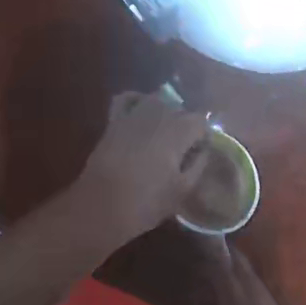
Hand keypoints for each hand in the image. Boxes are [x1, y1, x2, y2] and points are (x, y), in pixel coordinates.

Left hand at [70, 91, 210, 243]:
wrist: (101, 205)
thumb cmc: (147, 201)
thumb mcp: (182, 190)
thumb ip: (198, 164)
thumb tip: (203, 149)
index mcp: (178, 130)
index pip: (200, 121)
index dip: (202, 138)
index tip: (198, 155)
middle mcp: (158, 113)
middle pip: (179, 110)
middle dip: (184, 127)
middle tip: (181, 152)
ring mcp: (133, 114)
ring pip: (157, 101)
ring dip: (164, 114)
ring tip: (162, 137)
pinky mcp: (114, 120)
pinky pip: (128, 99)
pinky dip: (136, 101)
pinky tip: (140, 115)